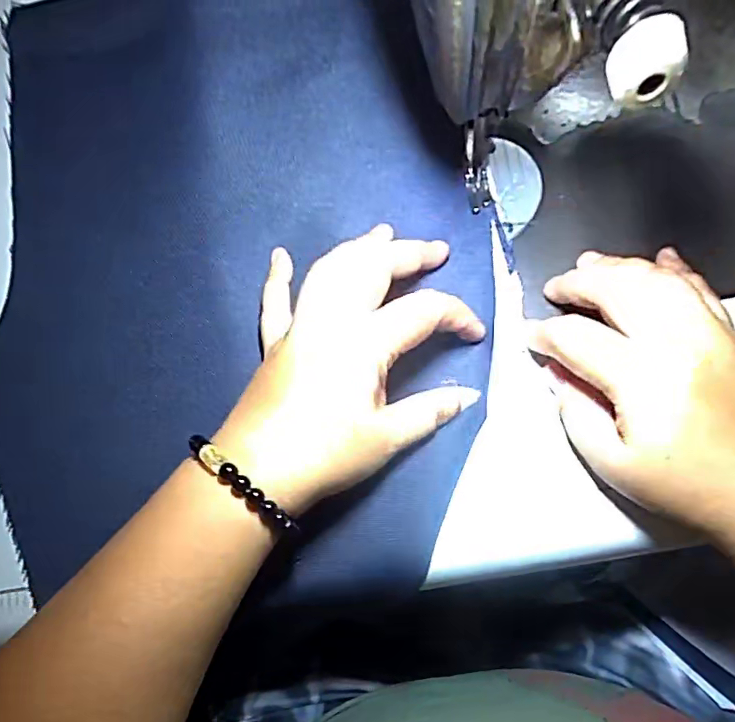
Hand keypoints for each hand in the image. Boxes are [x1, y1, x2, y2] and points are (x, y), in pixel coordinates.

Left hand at [210, 225, 486, 516]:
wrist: (259, 472)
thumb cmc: (327, 455)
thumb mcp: (386, 438)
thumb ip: (429, 411)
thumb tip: (468, 395)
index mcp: (365, 343)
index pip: (421, 312)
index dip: (455, 315)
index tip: (475, 333)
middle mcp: (331, 321)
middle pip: (372, 269)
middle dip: (408, 254)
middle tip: (435, 251)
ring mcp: (299, 327)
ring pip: (329, 270)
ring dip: (358, 249)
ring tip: (382, 235)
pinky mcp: (275, 344)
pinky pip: (276, 301)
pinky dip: (279, 277)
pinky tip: (281, 257)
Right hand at [528, 248, 734, 551]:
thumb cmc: (691, 487)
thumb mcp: (616, 466)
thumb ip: (579, 417)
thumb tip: (559, 378)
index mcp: (641, 378)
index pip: (579, 339)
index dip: (547, 335)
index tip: (531, 337)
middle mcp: (676, 341)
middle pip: (619, 290)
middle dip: (579, 284)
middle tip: (556, 288)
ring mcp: (709, 332)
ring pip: (658, 279)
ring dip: (621, 267)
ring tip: (593, 265)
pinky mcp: (732, 335)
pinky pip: (699, 289)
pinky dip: (674, 271)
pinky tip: (660, 260)